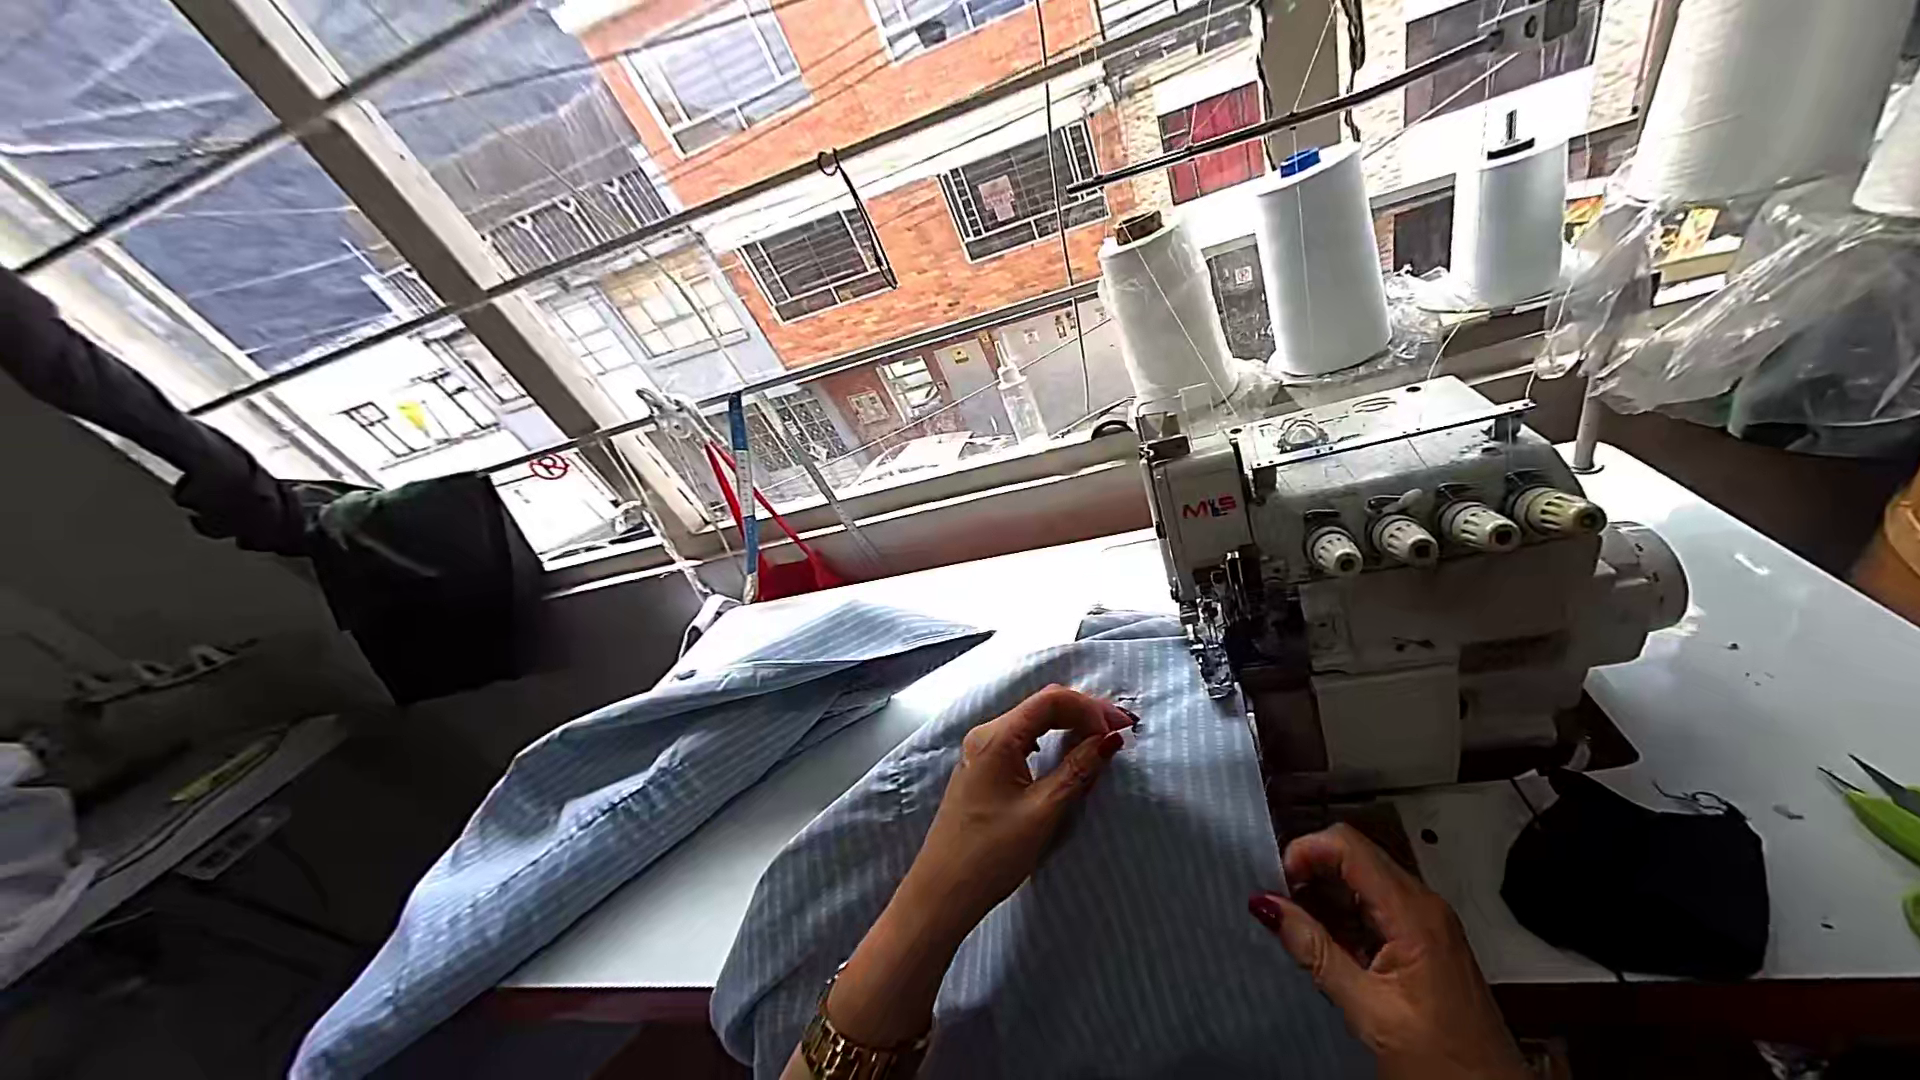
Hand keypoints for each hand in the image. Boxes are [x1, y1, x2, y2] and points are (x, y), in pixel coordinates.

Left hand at [902, 684, 1135, 929]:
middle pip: (1042, 706)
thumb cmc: (990, 855)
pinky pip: (1023, 739)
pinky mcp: (983, 768)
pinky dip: (1051, 739)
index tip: (1119, 729)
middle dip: (1083, 712)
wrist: (942, 892)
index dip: (1089, 708)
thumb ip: (1077, 770)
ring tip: (1101, 739)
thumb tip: (1109, 739)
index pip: (1050, 700)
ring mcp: (981, 751)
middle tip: (1119, 730)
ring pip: (1033, 721)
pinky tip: (1069, 752)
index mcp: (996, 738)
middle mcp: (986, 735)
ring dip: (1068, 724)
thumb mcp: (1043, 811)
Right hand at [1249, 824, 1528, 1079]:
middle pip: (1352, 854)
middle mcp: (1422, 904)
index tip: (1278, 883)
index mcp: (1414, 913)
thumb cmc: (1443, 1065)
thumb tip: (1265, 904)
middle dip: (1309, 870)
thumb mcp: (1369, 1011)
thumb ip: (1316, 952)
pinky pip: (1372, 902)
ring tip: (1297, 928)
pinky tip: (1325, 943)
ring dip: (1322, 892)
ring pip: (1359, 876)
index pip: (1347, 844)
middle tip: (1280, 905)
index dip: (1305, 851)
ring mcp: (1425, 920)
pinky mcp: (1422, 937)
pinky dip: (1341, 911)